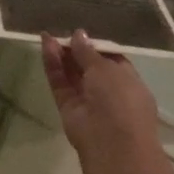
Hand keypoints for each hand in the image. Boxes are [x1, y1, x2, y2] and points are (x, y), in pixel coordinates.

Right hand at [41, 29, 159, 161]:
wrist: (112, 143)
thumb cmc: (120, 100)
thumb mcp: (107, 68)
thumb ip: (88, 51)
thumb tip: (78, 34)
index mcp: (128, 83)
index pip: (111, 60)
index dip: (95, 46)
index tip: (80, 33)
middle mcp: (109, 92)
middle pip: (88, 66)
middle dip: (74, 49)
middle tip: (60, 31)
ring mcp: (87, 100)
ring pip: (71, 73)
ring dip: (60, 54)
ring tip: (47, 35)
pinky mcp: (68, 107)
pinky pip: (60, 81)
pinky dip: (52, 64)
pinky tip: (45, 44)